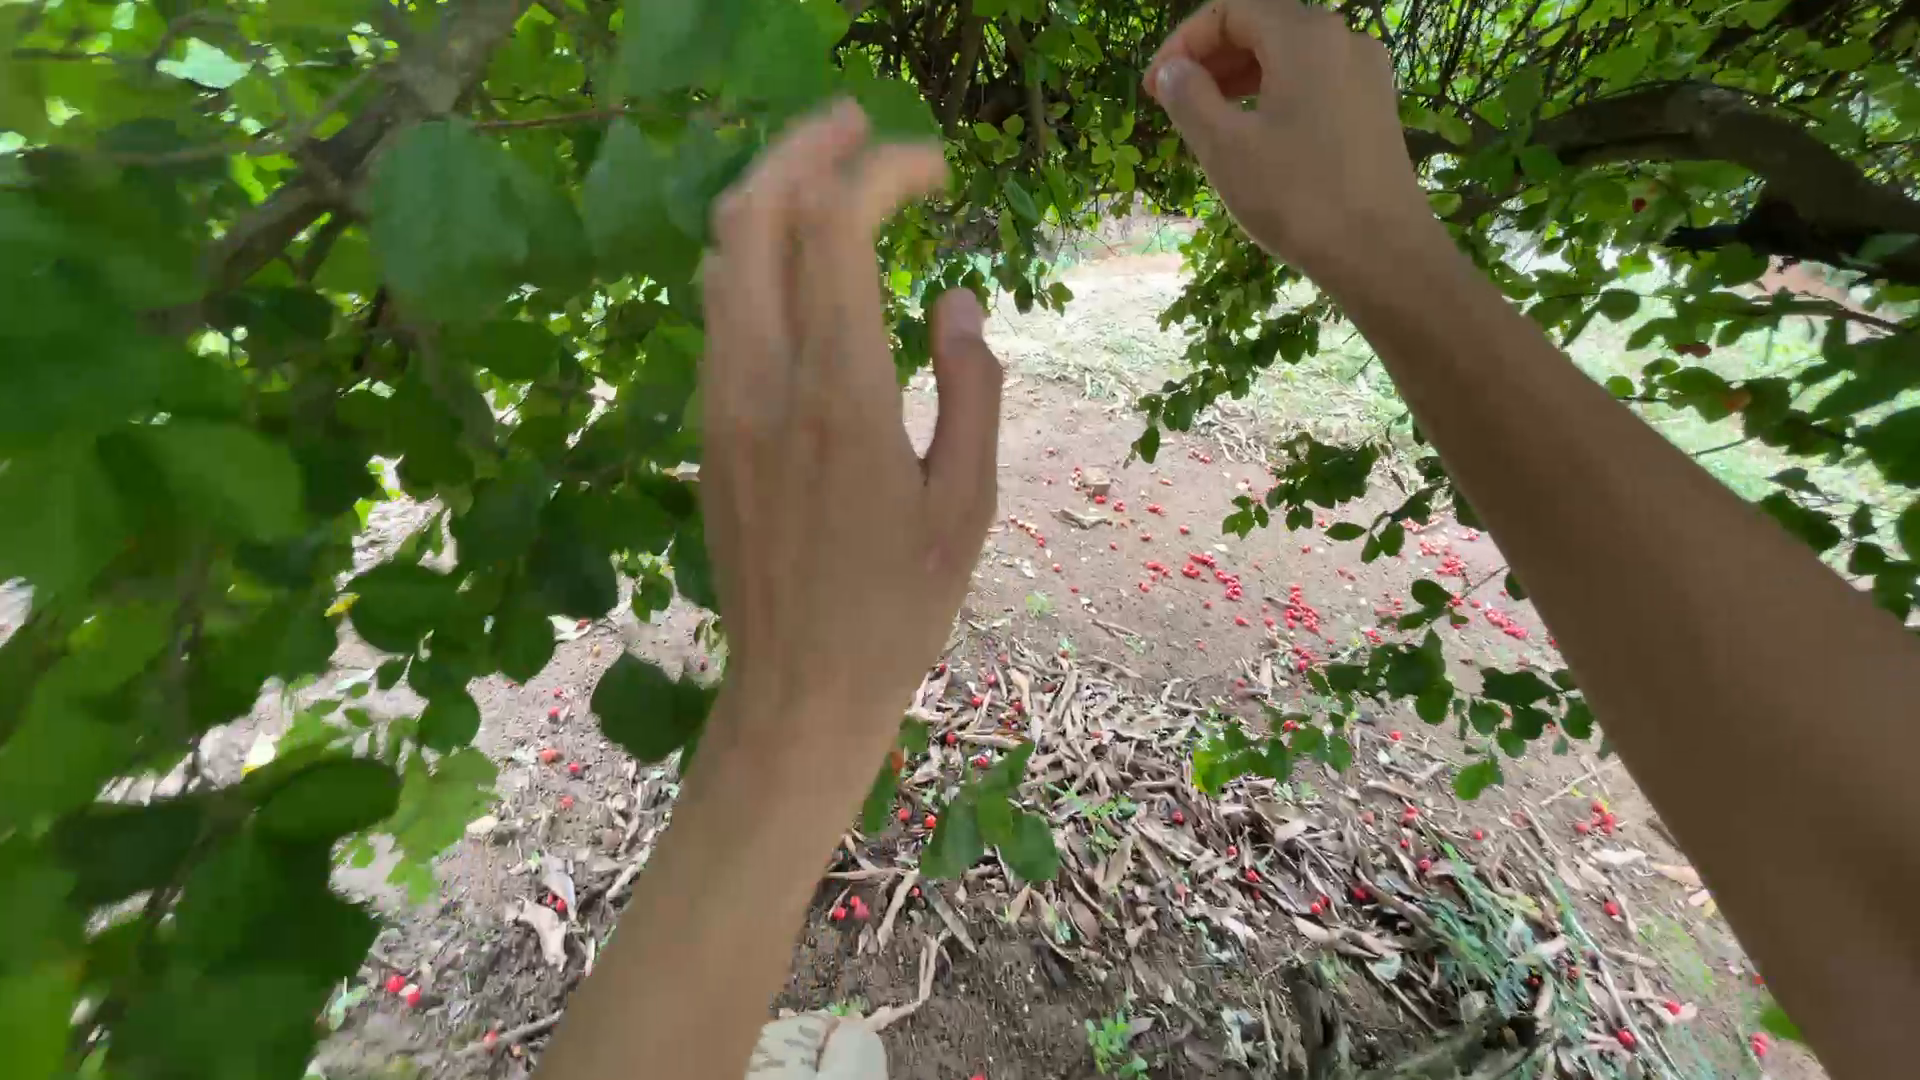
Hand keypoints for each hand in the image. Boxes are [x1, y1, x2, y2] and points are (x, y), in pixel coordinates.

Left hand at [700, 100, 1002, 752]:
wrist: (801, 684)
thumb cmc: (901, 607)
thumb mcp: (967, 506)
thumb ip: (972, 391)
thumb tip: (956, 302)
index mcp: (841, 400)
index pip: (836, 232)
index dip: (882, 171)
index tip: (931, 166)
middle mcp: (764, 385)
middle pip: (753, 215)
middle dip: (804, 148)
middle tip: (857, 126)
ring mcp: (722, 407)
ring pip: (722, 259)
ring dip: (769, 199)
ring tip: (825, 181)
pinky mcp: (708, 432)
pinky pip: (719, 315)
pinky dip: (754, 261)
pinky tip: (797, 273)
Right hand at [1145, 0, 1438, 279]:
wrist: (1377, 249)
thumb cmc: (1294, 197)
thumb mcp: (1225, 149)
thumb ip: (1190, 99)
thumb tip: (1172, 69)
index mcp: (1304, 35)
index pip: (1232, 8)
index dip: (1183, 43)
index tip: (1153, 89)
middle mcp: (1341, 39)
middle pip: (1263, 26)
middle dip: (1210, 60)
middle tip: (1172, 106)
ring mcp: (1363, 73)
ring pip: (1287, 59)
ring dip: (1238, 81)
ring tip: (1205, 126)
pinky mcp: (1372, 110)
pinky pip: (1311, 85)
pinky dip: (1271, 99)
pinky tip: (1252, 140)